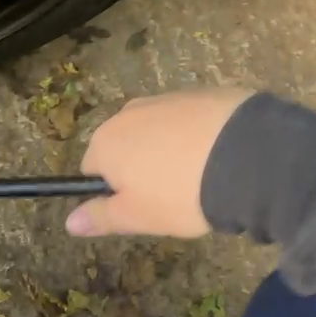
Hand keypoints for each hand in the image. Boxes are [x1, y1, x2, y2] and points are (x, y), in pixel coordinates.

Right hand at [68, 87, 254, 237]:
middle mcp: (126, 115)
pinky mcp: (199, 93)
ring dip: (168, 150)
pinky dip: (195, 135)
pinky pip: (187, 119)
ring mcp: (163, 100)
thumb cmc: (181, 194)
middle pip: (123, 145)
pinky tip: (219, 156)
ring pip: (155, 131)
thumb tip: (69, 222)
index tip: (141, 207)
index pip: (92, 168)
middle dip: (140, 167)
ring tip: (199, 177)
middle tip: (171, 196)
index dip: (114, 191)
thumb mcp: (139, 216)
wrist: (246, 157)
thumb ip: (101, 217)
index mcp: (105, 144)